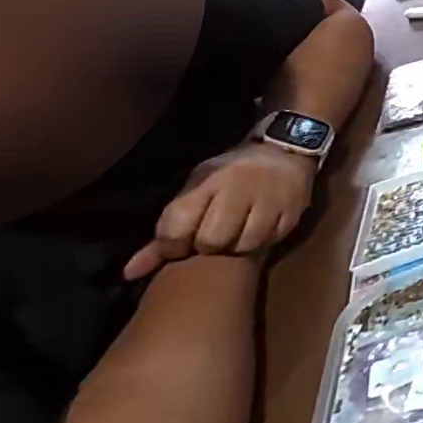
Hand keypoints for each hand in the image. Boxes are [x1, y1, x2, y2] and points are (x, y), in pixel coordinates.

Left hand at [123, 141, 313, 279]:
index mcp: (209, 181)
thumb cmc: (232, 173)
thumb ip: (166, 231)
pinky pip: (272, 240)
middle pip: (212, 241)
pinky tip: (260, 229)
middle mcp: (240, 187)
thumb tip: (129, 274)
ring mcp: (271, 198)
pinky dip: (264, 241)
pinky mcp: (294, 209)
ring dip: (238, 248)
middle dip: (209, 248)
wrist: (285, 149)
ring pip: (244, 246)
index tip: (182, 244)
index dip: (173, 246)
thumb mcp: (196, 191)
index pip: (177, 228)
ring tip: (238, 236)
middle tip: (214, 242)